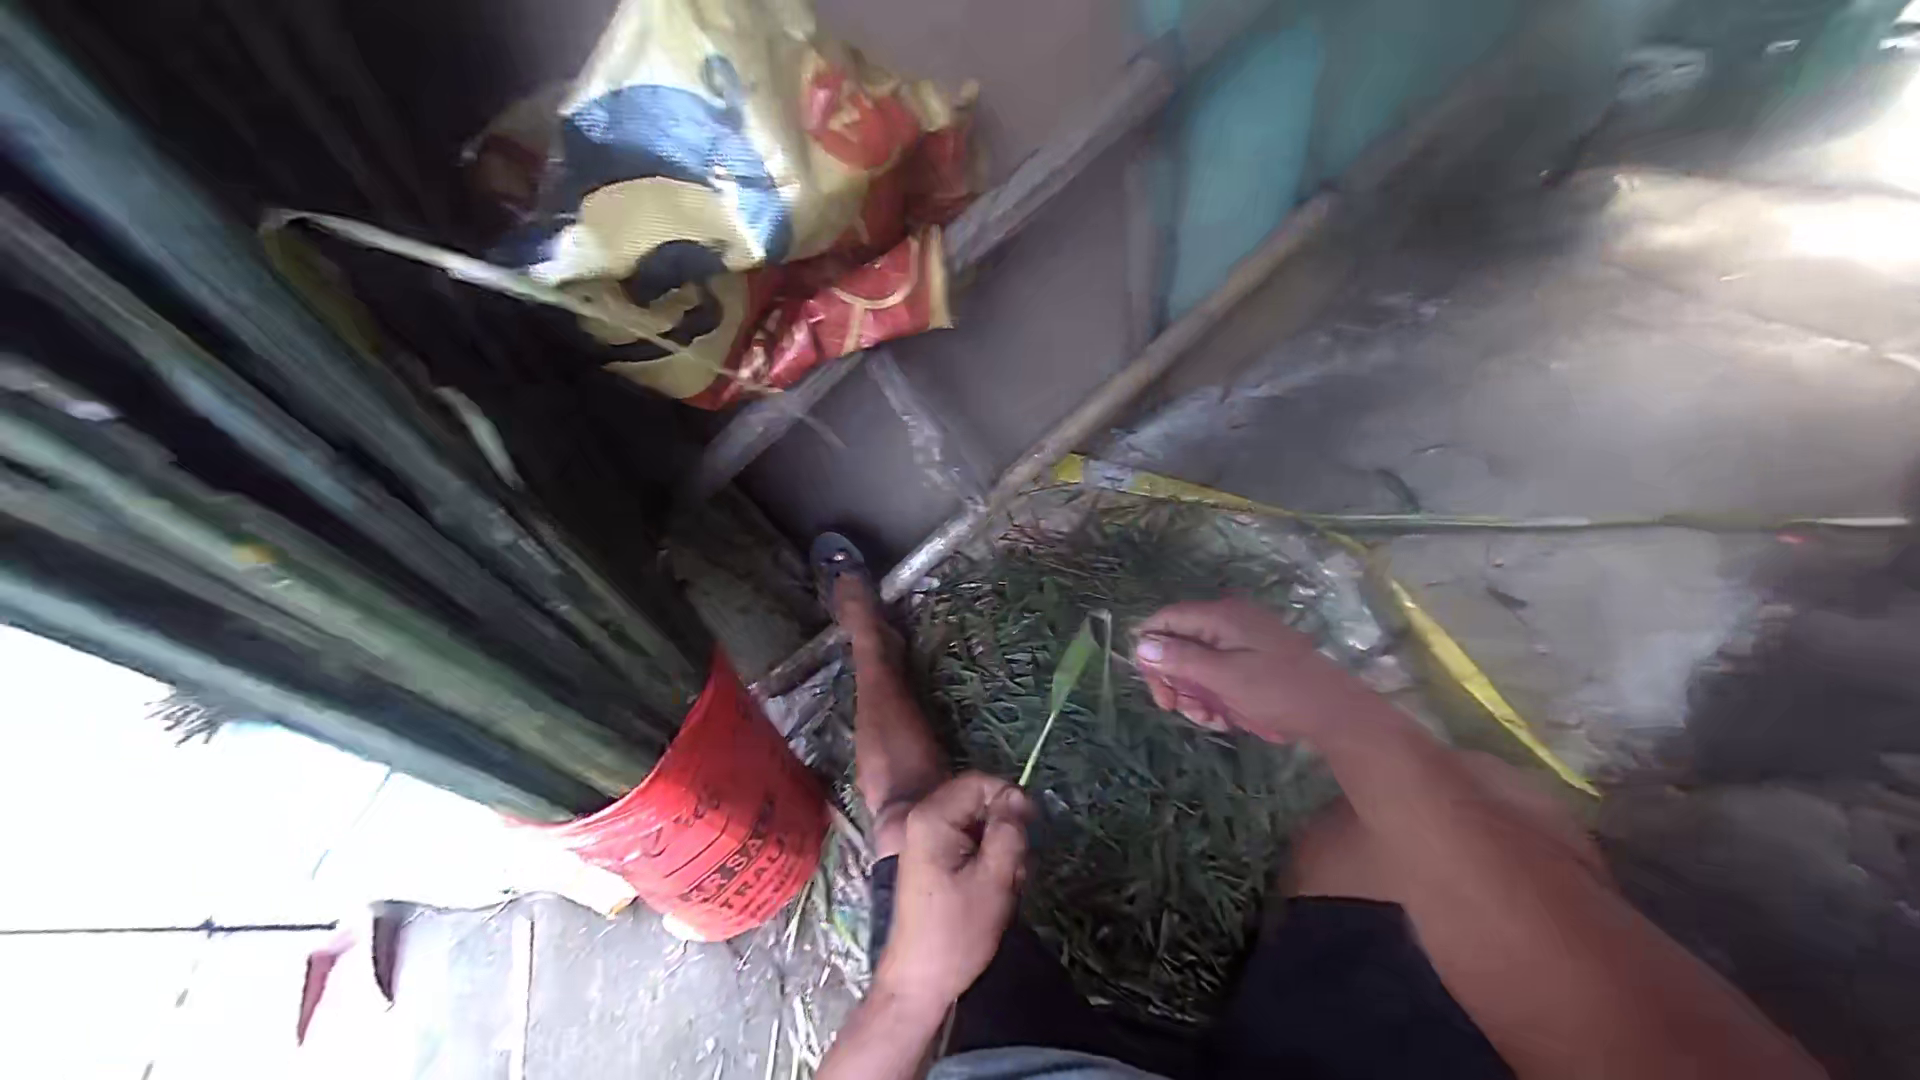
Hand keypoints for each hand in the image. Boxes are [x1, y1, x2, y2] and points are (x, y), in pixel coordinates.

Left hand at [874, 773, 1031, 1011]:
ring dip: (1000, 846)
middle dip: (1005, 827)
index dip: (1009, 797)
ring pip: (978, 823)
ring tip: (1007, 882)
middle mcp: (925, 819)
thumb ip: (1008, 831)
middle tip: (1017, 864)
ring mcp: (927, 839)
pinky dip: (988, 858)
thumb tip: (1018, 799)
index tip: (1030, 826)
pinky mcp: (934, 858)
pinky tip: (996, 887)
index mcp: (932, 817)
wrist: (920, 980)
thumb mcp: (994, 879)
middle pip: (979, 801)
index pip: (979, 782)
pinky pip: (969, 841)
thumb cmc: (956, 932)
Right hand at [1132, 598, 1376, 743]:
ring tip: (1207, 719)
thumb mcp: (1224, 677)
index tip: (1149, 680)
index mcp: (1220, 617)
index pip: (1166, 619)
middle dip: (1172, 678)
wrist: (1337, 715)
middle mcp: (1227, 623)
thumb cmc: (1278, 691)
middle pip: (1178, 643)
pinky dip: (1212, 697)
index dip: (1149, 646)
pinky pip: (1216, 676)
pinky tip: (1223, 718)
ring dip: (1192, 694)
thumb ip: (1181, 659)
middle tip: (1172, 707)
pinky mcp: (1250, 663)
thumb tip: (1141, 645)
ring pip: (1195, 665)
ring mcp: (1240, 643)